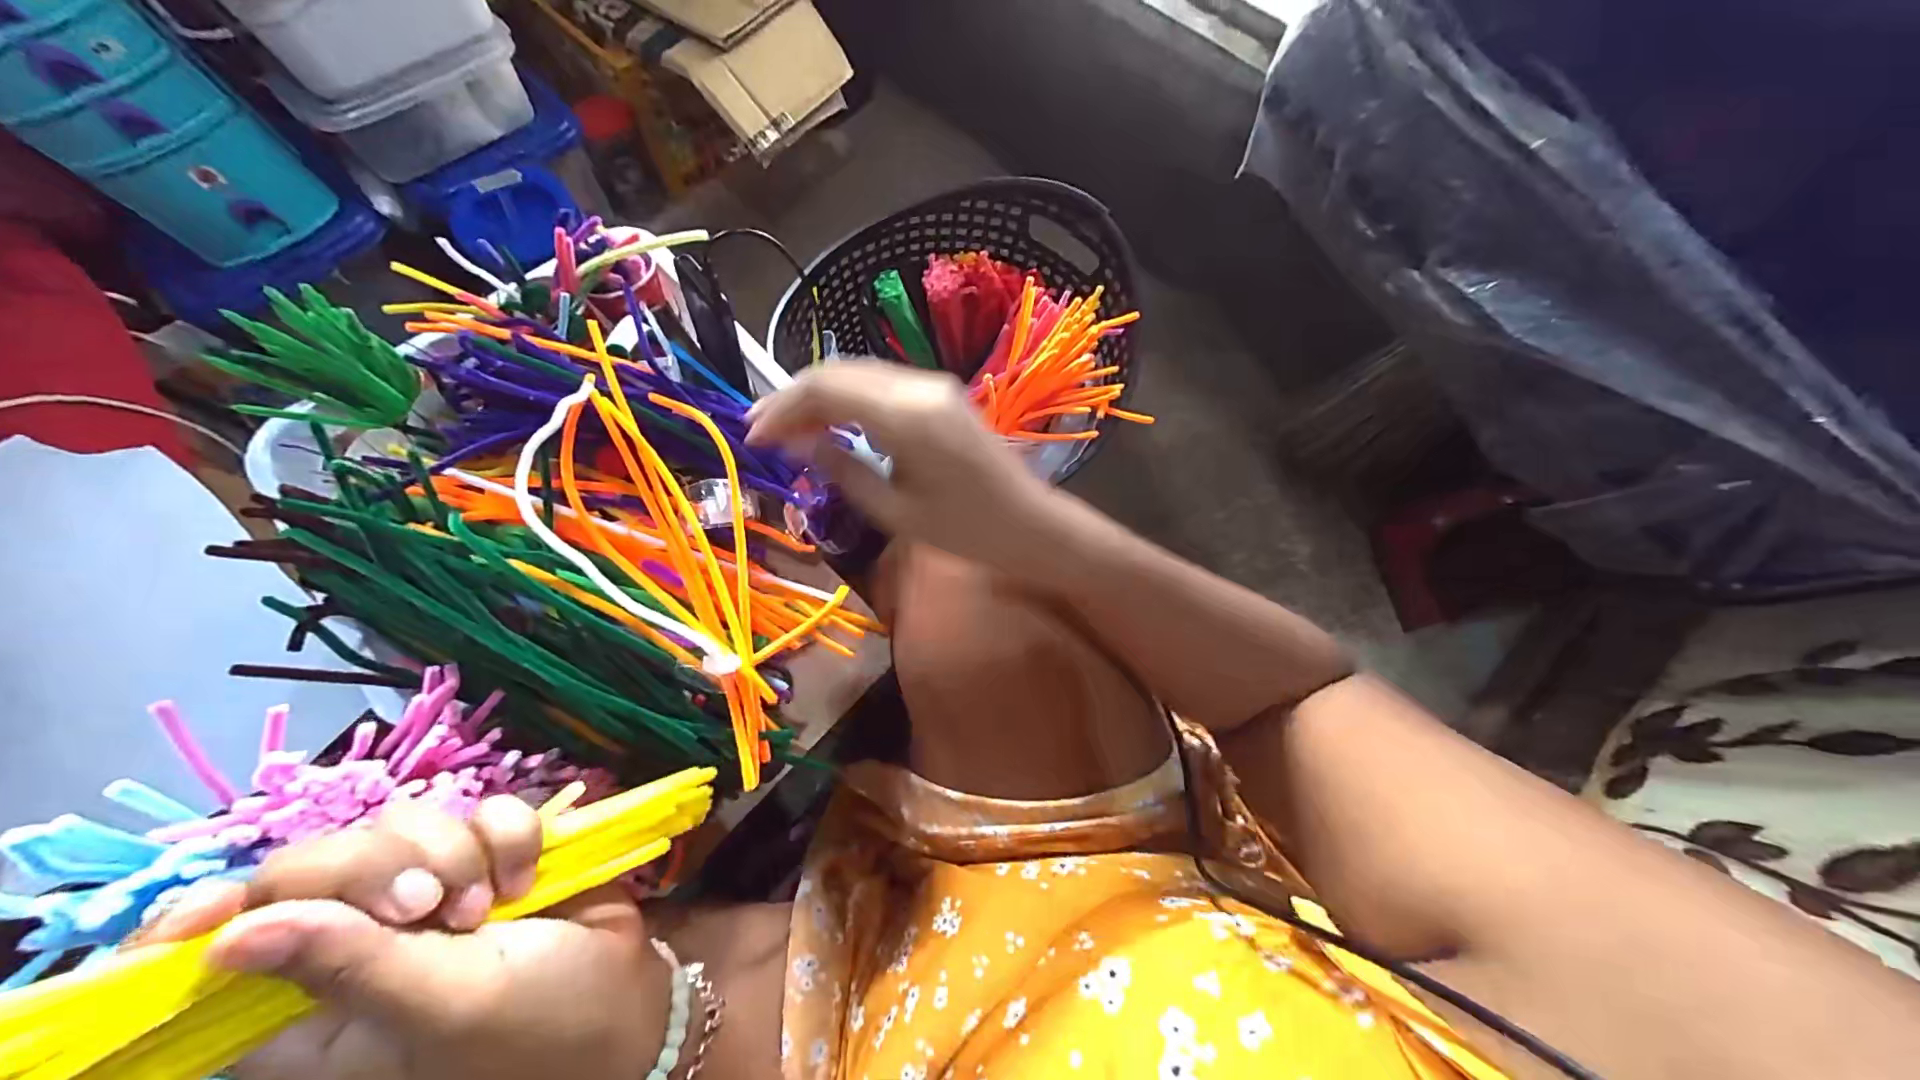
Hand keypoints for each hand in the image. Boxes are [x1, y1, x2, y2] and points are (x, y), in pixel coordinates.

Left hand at [138, 798, 666, 1079]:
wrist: (625, 995)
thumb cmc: (530, 1025)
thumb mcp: (442, 1006)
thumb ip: (351, 965)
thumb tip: (228, 936)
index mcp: (316, 1003)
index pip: (223, 950)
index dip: (202, 919)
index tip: (209, 905)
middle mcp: (364, 934)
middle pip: (323, 858)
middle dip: (383, 865)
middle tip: (429, 905)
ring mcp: (436, 883)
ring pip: (410, 821)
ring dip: (460, 851)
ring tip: (493, 902)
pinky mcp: (494, 850)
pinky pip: (485, 807)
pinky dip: (511, 831)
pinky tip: (528, 873)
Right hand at [745, 360, 1066, 571]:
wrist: (1029, 524)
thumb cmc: (965, 531)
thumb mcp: (894, 512)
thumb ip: (842, 470)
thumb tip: (799, 443)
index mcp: (907, 416)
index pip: (826, 388)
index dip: (782, 408)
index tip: (753, 436)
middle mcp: (919, 386)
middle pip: (838, 372)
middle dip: (794, 398)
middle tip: (762, 432)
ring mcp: (933, 384)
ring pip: (858, 373)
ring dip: (818, 396)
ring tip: (788, 430)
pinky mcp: (940, 393)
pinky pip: (880, 384)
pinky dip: (847, 399)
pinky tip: (829, 424)